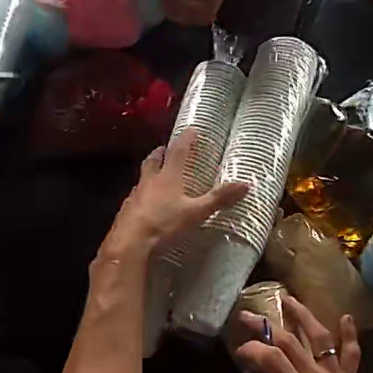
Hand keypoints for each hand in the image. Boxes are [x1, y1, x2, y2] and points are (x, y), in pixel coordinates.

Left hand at [99, 127, 248, 261]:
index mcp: (168, 177)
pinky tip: (144, 204)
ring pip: (142, 178)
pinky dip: (141, 195)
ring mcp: (134, 195)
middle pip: (153, 161)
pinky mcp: (126, 211)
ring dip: (149, 173)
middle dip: (160, 153)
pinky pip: (135, 198)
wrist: (130, 242)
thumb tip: (246, 184)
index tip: (191, 130)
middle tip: (164, 149)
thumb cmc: (164, 223)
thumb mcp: (196, 212)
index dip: (186, 139)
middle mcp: (149, 181)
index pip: (178, 151)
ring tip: (155, 176)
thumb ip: (219, 199)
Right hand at [233, 297, 372, 372]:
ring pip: (321, 338)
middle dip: (266, 326)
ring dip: (304, 316)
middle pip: (290, 342)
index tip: (238, 351)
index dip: (251, 349)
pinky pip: (352, 354)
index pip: (270, 358)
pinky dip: (350, 335)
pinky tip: (346, 317)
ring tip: (289, 300)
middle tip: (247, 316)